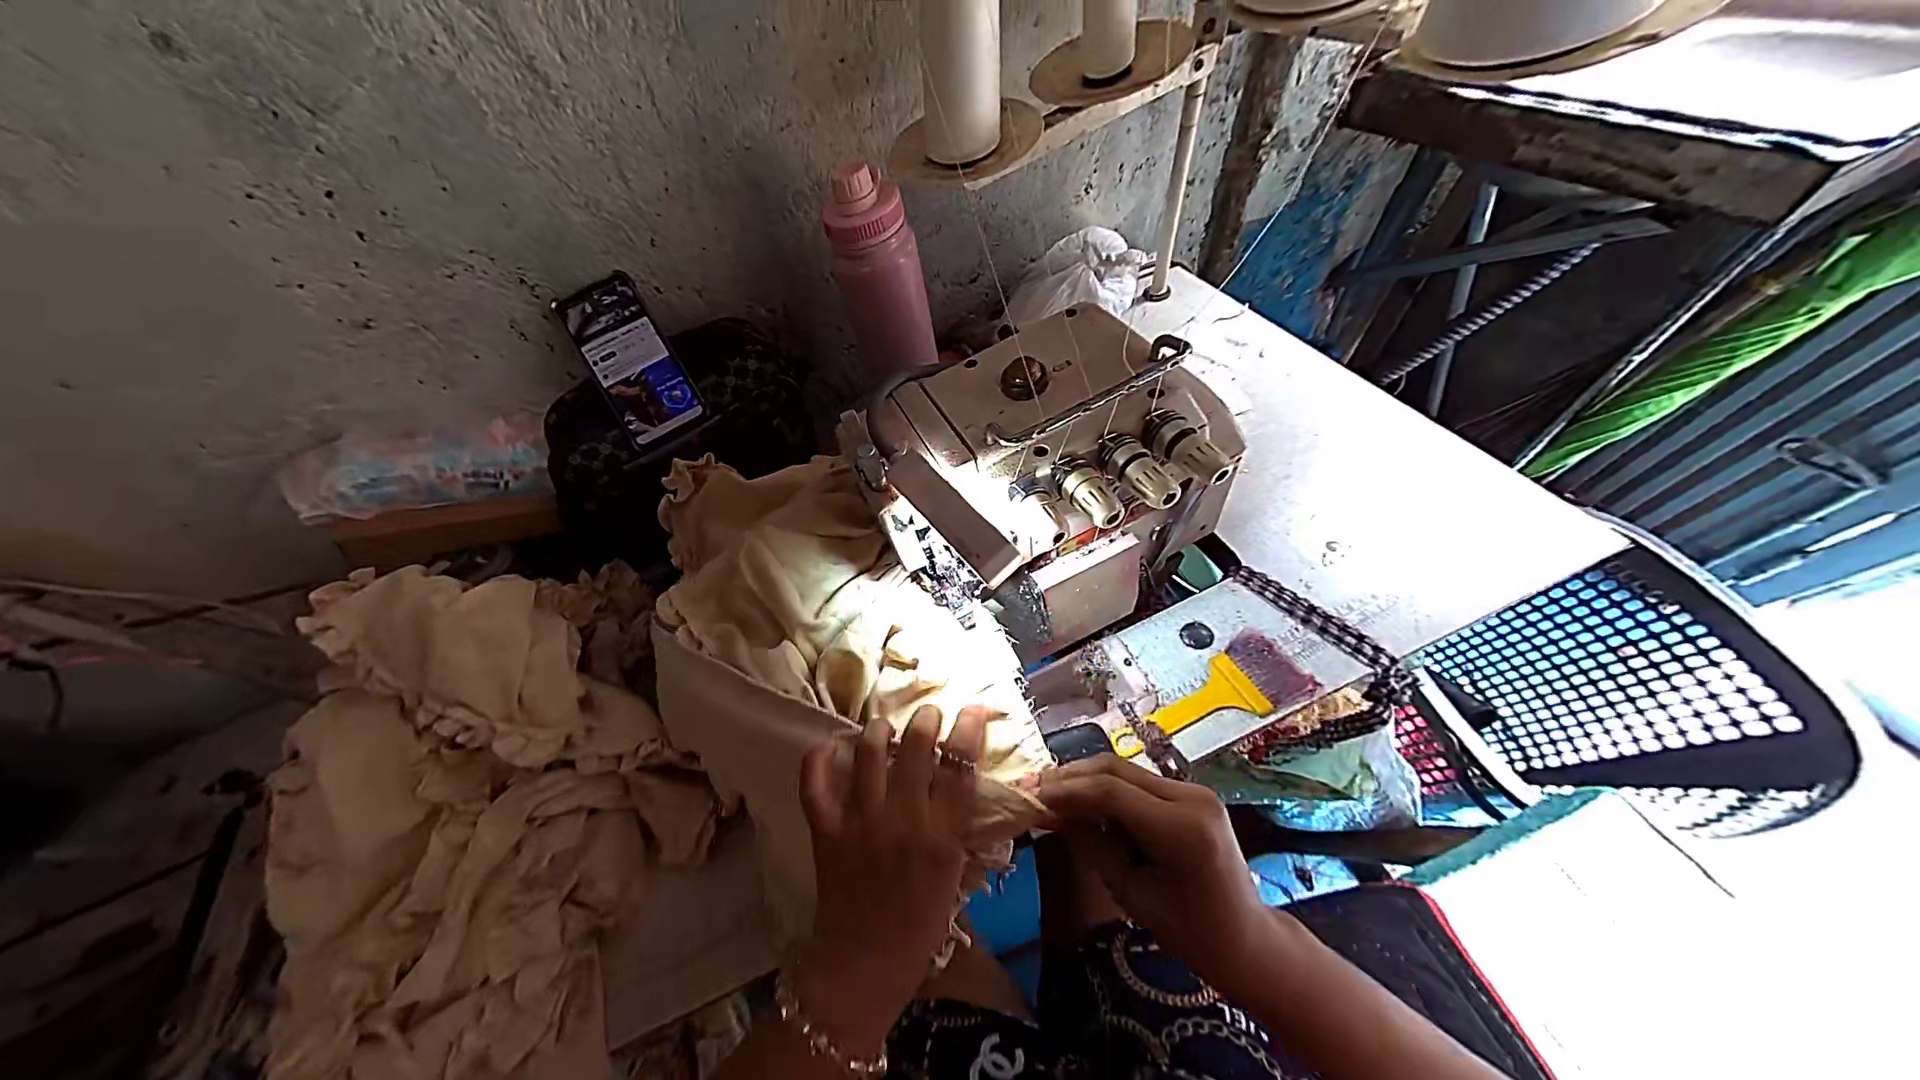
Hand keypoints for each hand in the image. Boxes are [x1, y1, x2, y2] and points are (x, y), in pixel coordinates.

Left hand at [792, 705, 989, 1052]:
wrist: (865, 963)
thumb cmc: (921, 923)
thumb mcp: (954, 872)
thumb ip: (959, 825)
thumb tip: (962, 780)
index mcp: (942, 835)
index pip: (960, 765)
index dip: (969, 728)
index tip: (972, 709)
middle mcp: (903, 819)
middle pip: (915, 747)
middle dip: (924, 719)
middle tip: (926, 715)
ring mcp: (860, 822)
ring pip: (868, 752)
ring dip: (878, 730)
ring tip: (883, 728)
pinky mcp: (826, 830)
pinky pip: (815, 783)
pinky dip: (819, 759)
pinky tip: (830, 746)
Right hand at [1037, 755, 1274, 995]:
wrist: (1247, 940)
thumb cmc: (1191, 934)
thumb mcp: (1131, 894)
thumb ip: (1091, 846)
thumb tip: (1050, 812)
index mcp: (1182, 829)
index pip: (1111, 792)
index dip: (1066, 792)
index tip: (1031, 798)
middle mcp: (1191, 797)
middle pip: (1116, 770)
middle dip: (1071, 777)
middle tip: (1033, 788)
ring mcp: (1194, 790)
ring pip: (1124, 771)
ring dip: (1086, 780)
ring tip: (1050, 793)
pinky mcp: (1189, 794)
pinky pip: (1138, 783)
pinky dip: (1107, 789)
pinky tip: (1083, 801)